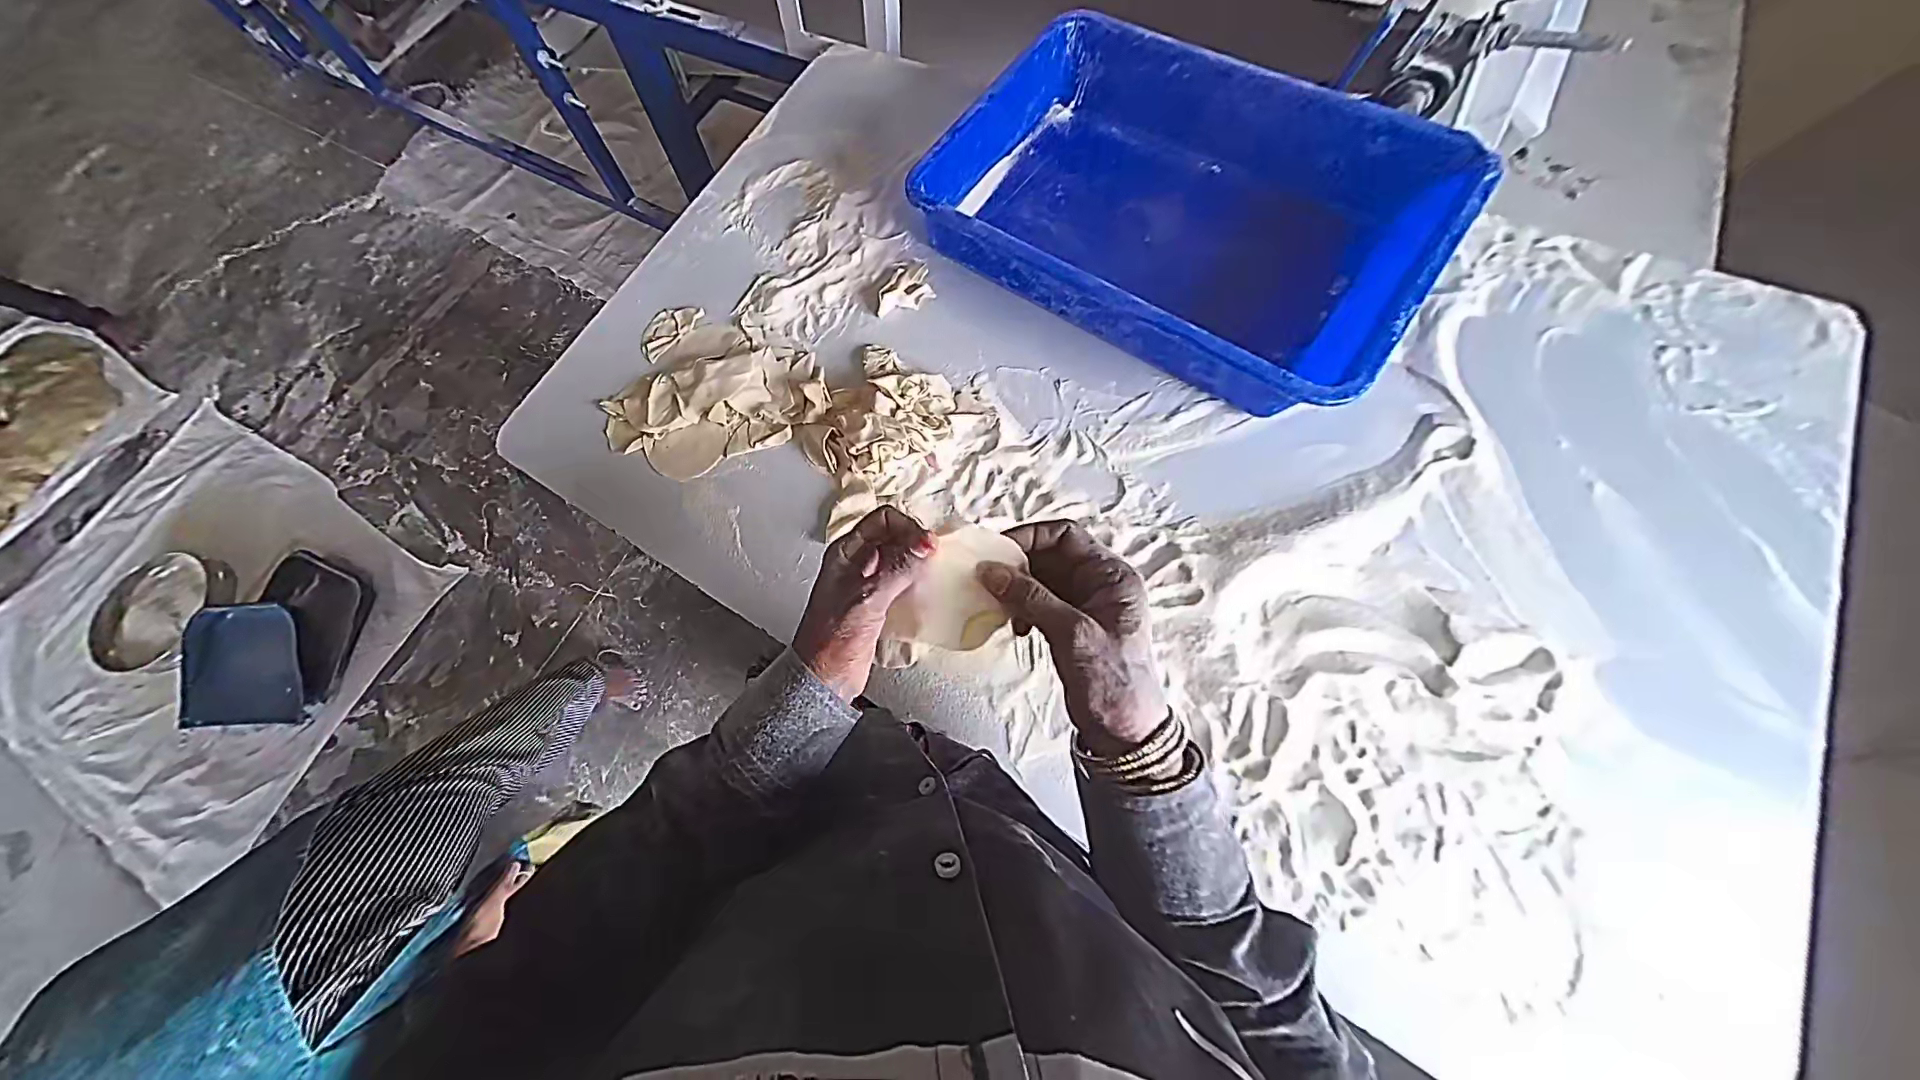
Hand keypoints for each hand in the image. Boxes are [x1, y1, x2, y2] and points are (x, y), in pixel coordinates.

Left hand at [793, 506, 935, 700]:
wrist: (824, 681)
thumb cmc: (831, 642)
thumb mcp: (867, 600)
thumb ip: (896, 569)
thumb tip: (923, 543)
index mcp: (846, 554)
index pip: (882, 521)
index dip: (907, 527)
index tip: (927, 545)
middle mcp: (857, 564)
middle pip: (894, 536)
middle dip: (917, 542)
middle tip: (934, 558)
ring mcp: (868, 584)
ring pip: (901, 558)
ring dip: (919, 562)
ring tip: (934, 573)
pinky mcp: (879, 604)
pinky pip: (903, 582)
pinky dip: (917, 582)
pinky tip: (927, 591)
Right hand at [977, 521, 1167, 755]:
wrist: (1124, 733)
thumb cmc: (1113, 681)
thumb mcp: (1073, 633)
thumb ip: (1032, 598)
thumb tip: (993, 571)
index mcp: (1112, 576)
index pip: (1067, 536)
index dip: (1031, 537)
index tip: (999, 551)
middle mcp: (1099, 585)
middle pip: (1051, 556)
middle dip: (1019, 564)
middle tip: (990, 578)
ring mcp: (1084, 606)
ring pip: (1042, 580)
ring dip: (1017, 587)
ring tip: (998, 603)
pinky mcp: (1070, 626)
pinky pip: (1039, 603)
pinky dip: (1022, 607)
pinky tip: (1014, 624)